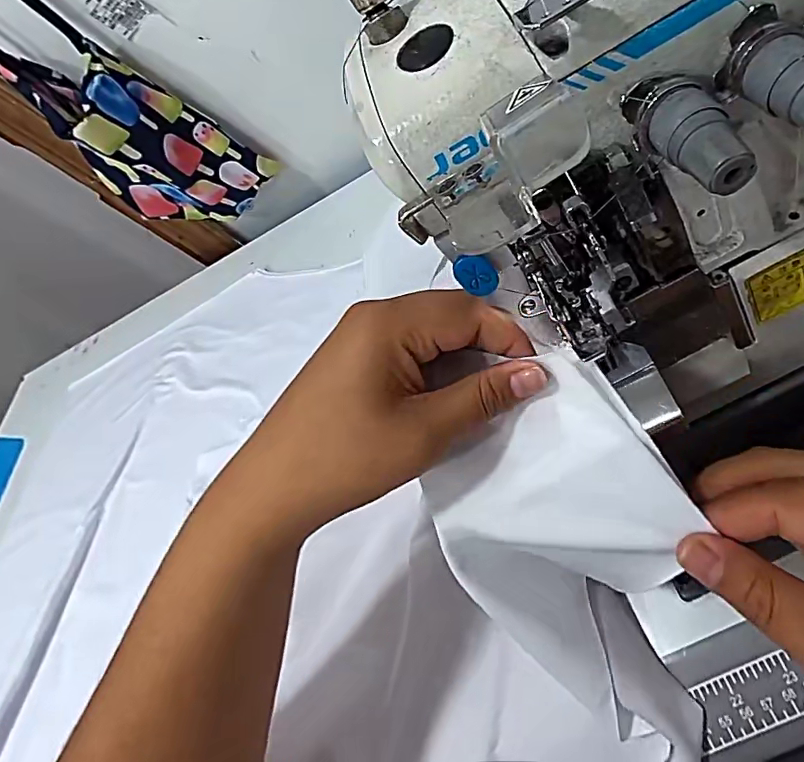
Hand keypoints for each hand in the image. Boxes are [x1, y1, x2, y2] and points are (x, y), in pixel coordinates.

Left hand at [216, 290, 546, 537]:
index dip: (508, 336)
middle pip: (450, 313)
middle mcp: (372, 317)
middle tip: (513, 383)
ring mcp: (360, 335)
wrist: (270, 492)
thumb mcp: (425, 430)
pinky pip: (410, 345)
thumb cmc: (340, 459)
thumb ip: (483, 396)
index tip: (532, 370)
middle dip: (488, 343)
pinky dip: (437, 365)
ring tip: (482, 395)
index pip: (467, 310)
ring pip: (431, 330)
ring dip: (463, 356)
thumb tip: (530, 374)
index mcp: (387, 322)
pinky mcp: (354, 356)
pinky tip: (446, 397)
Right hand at [676, 449, 803, 761]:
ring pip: (785, 471)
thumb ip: (763, 595)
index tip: (681, 538)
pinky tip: (743, 531)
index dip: (720, 515)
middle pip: (777, 468)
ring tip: (703, 533)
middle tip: (681, 529)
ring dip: (740, 497)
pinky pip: (803, 489)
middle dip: (722, 493)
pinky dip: (765, 506)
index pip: (777, 497)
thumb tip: (699, 550)